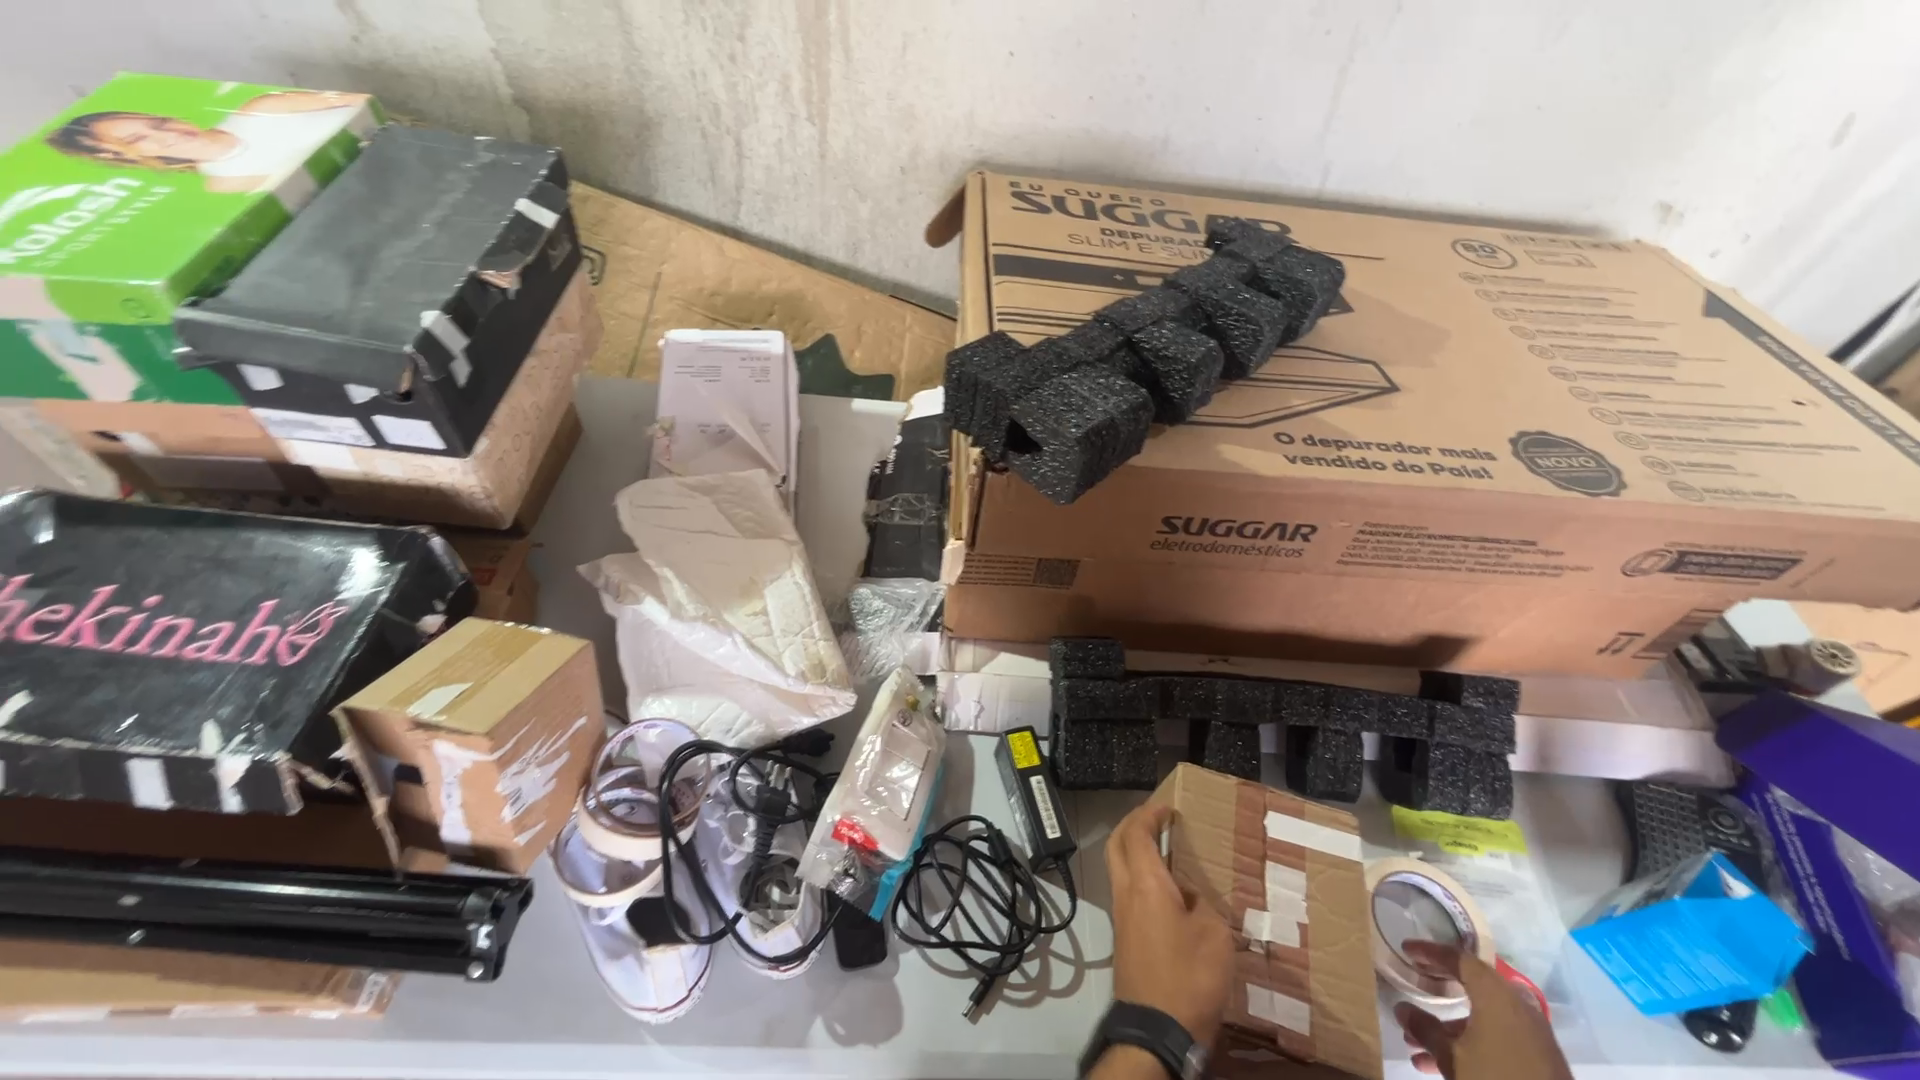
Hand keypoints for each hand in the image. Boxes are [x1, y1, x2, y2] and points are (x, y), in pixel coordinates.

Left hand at [1106, 802, 1233, 1045]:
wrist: (1157, 1031)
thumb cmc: (1189, 977)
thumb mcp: (1215, 935)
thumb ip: (1201, 905)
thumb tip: (1187, 898)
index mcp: (1145, 884)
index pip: (1136, 834)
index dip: (1149, 815)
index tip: (1166, 807)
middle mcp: (1125, 894)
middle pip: (1116, 846)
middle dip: (1132, 826)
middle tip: (1157, 821)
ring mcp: (1122, 918)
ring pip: (1119, 870)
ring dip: (1136, 854)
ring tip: (1168, 854)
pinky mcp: (1126, 939)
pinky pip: (1129, 894)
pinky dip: (1143, 880)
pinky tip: (1171, 893)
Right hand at [1394, 941, 1572, 1079]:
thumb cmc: (1495, 1078)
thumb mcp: (1451, 1056)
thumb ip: (1424, 1028)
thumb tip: (1401, 1008)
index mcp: (1497, 997)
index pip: (1460, 959)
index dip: (1430, 952)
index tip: (1406, 949)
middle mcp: (1518, 1007)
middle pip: (1473, 986)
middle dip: (1439, 991)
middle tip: (1414, 986)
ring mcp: (1531, 1034)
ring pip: (1483, 1018)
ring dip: (1449, 1027)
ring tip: (1416, 1045)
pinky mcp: (1537, 1058)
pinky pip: (1497, 1037)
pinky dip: (1471, 1042)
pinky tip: (1441, 1065)